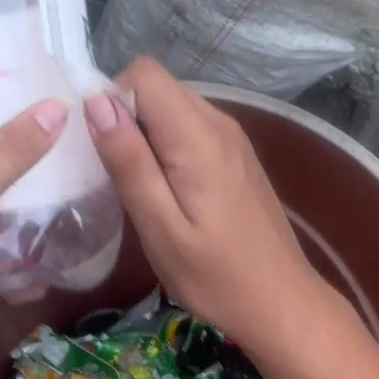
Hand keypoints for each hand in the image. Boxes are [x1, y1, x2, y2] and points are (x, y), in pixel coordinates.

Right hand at [83, 58, 325, 352]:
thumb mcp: (159, 227)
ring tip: (142, 188)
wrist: (282, 304)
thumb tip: (96, 101)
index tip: (105, 149)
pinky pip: (187, 124)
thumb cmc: (216, 275)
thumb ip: (128, 160)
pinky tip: (168, 192)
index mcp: (197, 134)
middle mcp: (217, 120)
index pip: (142, 73)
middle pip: (156, 86)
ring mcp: (230, 134)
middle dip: (126, 118)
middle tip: (120, 176)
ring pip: (170, 104)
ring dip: (144, 133)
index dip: (113, 100)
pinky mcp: (234, 151)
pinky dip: (165, 144)